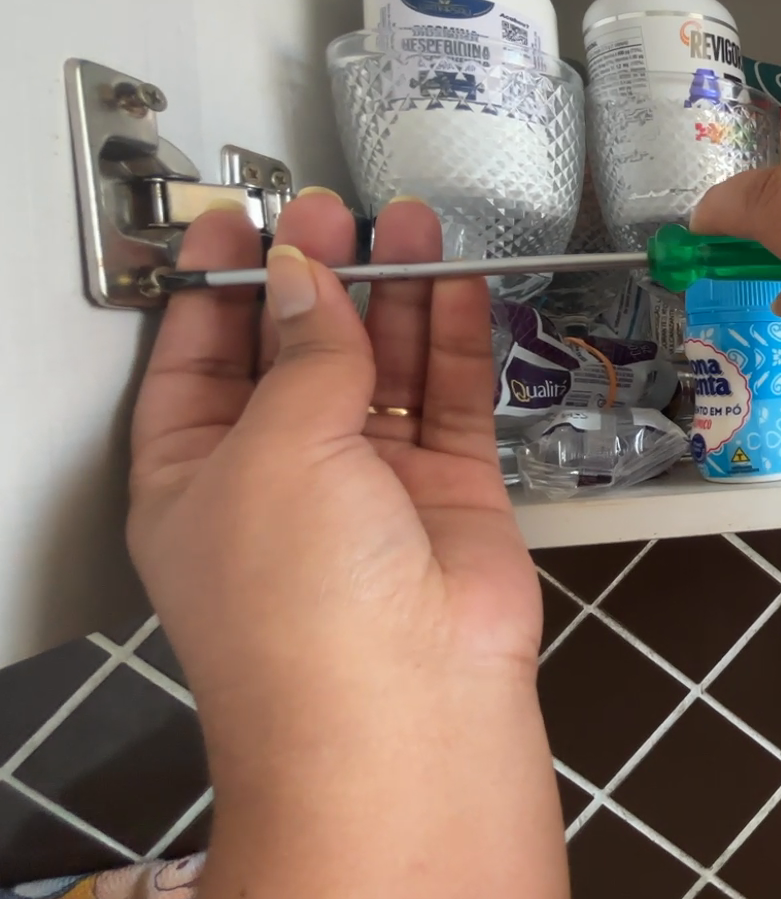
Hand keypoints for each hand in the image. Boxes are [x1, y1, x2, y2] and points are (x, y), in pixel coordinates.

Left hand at [126, 190, 563, 898]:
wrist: (411, 685)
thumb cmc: (298, 595)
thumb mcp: (273, 453)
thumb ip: (307, 358)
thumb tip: (311, 277)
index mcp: (200, 465)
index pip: (202, 352)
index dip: (225, 283)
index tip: (247, 218)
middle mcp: (291, 462)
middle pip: (309, 348)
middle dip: (325, 277)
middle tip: (344, 213)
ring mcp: (380, 469)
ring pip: (391, 363)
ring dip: (403, 296)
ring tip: (415, 230)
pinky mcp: (455, 476)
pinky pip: (454, 393)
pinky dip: (458, 339)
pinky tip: (461, 289)